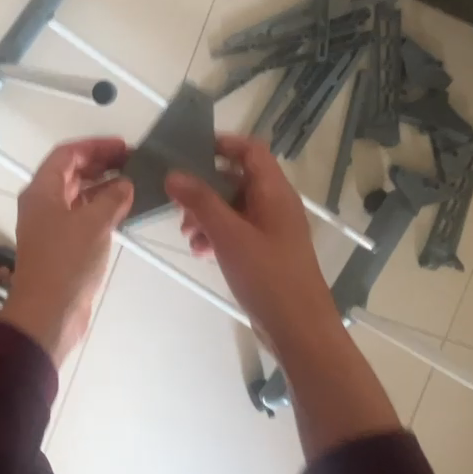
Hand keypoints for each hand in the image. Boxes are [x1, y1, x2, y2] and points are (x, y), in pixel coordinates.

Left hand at [4, 137, 133, 365]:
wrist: (48, 313)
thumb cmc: (67, 262)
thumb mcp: (94, 223)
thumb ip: (113, 198)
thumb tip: (124, 185)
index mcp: (41, 191)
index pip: (66, 155)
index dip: (95, 146)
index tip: (124, 147)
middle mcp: (42, 204)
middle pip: (70, 173)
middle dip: (100, 164)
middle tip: (132, 162)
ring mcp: (50, 226)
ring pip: (77, 195)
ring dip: (102, 186)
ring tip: (133, 184)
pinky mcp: (61, 246)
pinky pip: (82, 216)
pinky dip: (101, 209)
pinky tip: (123, 210)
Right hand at [164, 134, 331, 325]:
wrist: (299, 329)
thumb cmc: (268, 276)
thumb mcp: (228, 235)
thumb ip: (200, 201)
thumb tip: (173, 174)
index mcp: (274, 193)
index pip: (251, 151)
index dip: (223, 144)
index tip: (189, 150)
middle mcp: (275, 205)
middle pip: (237, 179)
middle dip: (204, 188)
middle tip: (177, 202)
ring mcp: (271, 230)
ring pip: (233, 208)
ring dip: (206, 215)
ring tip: (187, 235)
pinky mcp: (265, 253)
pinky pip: (236, 231)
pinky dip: (216, 235)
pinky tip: (201, 253)